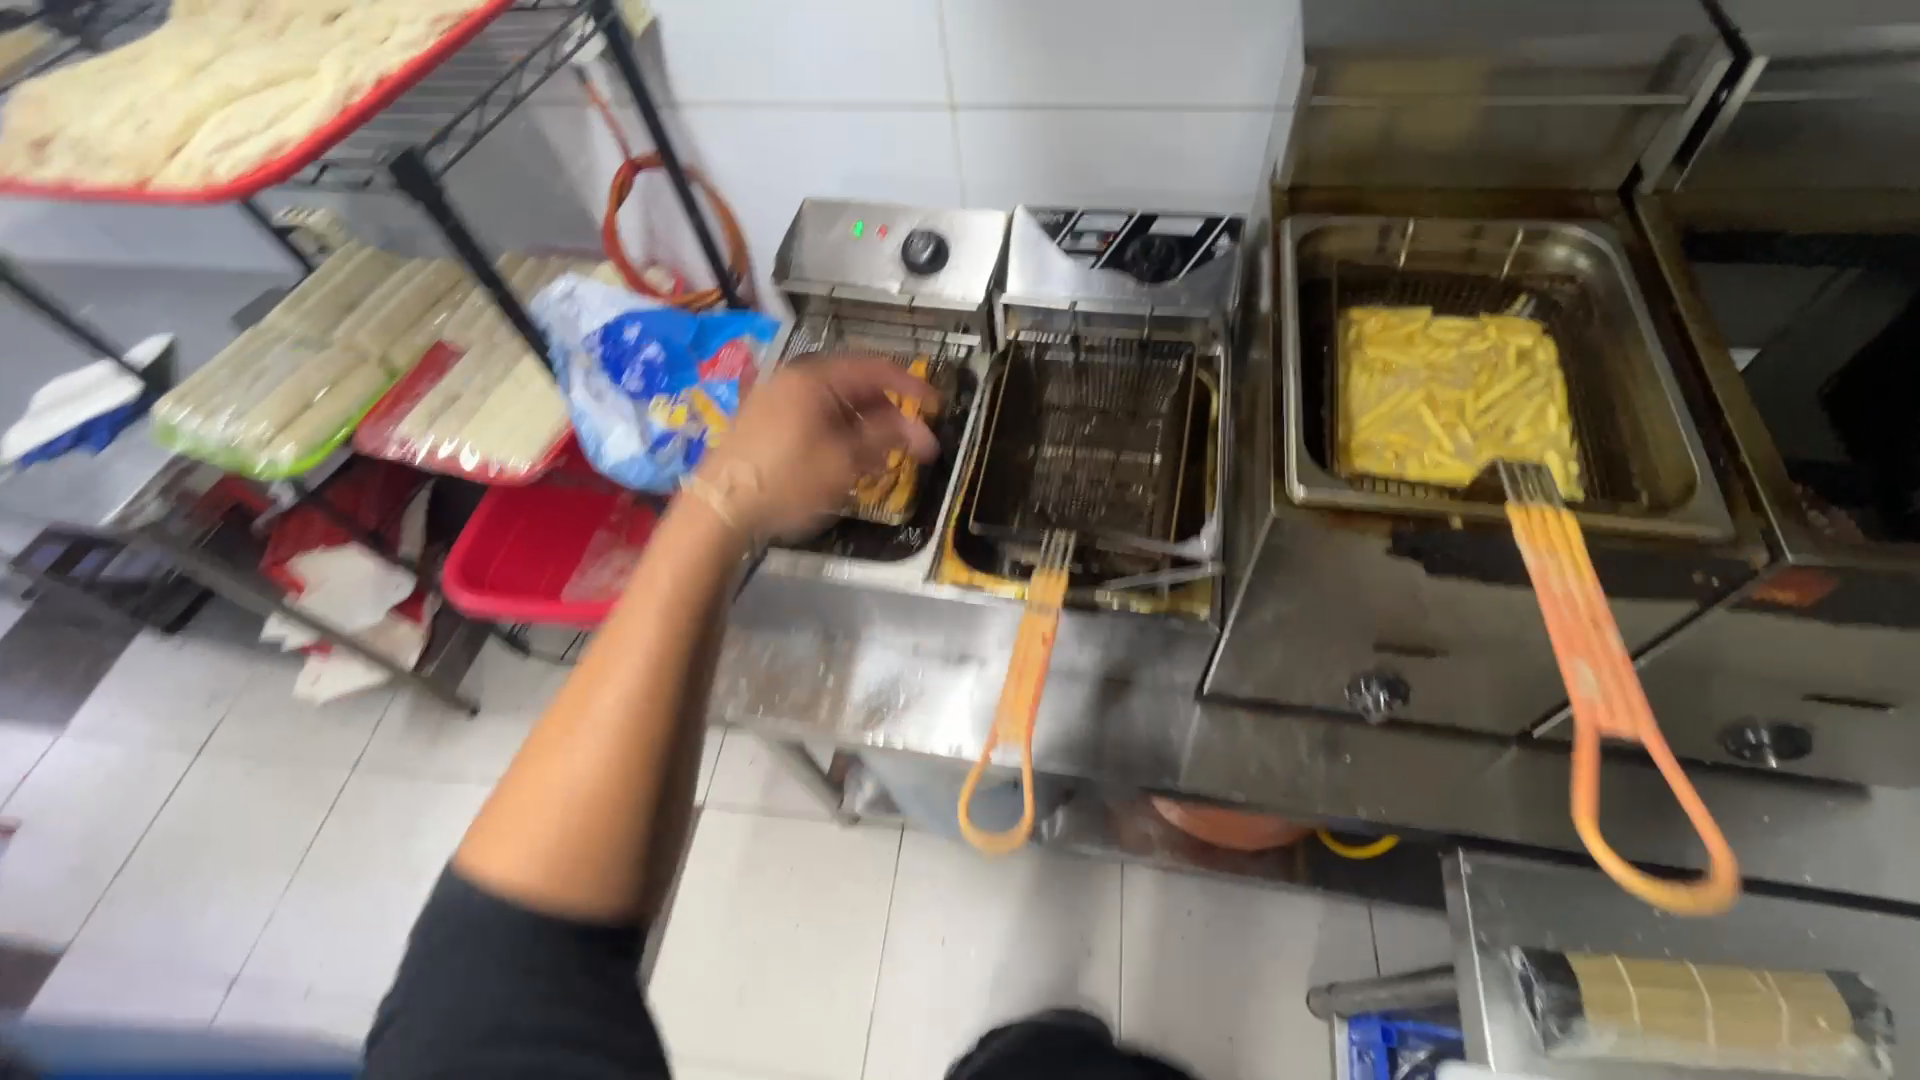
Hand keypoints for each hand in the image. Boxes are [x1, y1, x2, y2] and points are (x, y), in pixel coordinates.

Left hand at [692, 353, 938, 541]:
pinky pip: (812, 418)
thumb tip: (920, 431)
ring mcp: (774, 400)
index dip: (912, 387)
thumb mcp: (845, 461)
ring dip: (863, 427)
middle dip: (887, 413)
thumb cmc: (787, 480)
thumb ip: (886, 437)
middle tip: (910, 443)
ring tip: (879, 460)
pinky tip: (845, 464)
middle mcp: (793, 380)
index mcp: (815, 378)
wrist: (718, 510)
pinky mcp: (762, 423)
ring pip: (833, 405)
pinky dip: (837, 434)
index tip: (937, 407)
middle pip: (854, 386)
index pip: (877, 369)